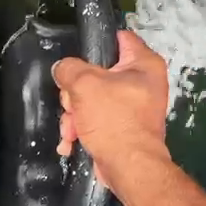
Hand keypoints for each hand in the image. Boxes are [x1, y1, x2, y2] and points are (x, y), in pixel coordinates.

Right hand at [53, 29, 170, 187]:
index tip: (77, 56)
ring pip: (90, 99)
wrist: (128, 168)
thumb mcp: (85, 85)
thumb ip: (69, 68)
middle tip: (74, 104)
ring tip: (72, 129)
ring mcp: (132, 107)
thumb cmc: (114, 121)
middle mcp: (142, 83)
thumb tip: (62, 69)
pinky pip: (94, 119)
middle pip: (96, 73)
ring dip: (73, 115)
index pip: (119, 38)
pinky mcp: (121, 128)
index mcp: (143, 64)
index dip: (96, 43)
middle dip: (75, 93)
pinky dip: (81, 129)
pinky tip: (72, 141)